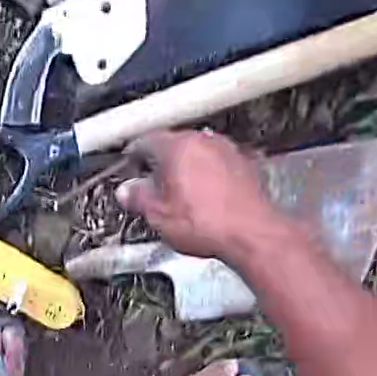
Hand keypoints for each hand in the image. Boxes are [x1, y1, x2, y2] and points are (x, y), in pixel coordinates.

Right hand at [114, 130, 289, 261]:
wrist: (250, 234)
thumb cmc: (207, 224)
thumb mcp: (158, 216)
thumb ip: (138, 198)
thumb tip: (127, 191)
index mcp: (177, 147)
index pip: (146, 141)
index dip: (134, 155)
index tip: (130, 165)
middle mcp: (204, 141)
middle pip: (174, 144)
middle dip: (162, 163)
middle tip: (153, 186)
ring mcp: (227, 151)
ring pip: (198, 153)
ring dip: (187, 169)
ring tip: (181, 196)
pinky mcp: (245, 165)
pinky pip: (218, 165)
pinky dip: (209, 177)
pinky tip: (206, 199)